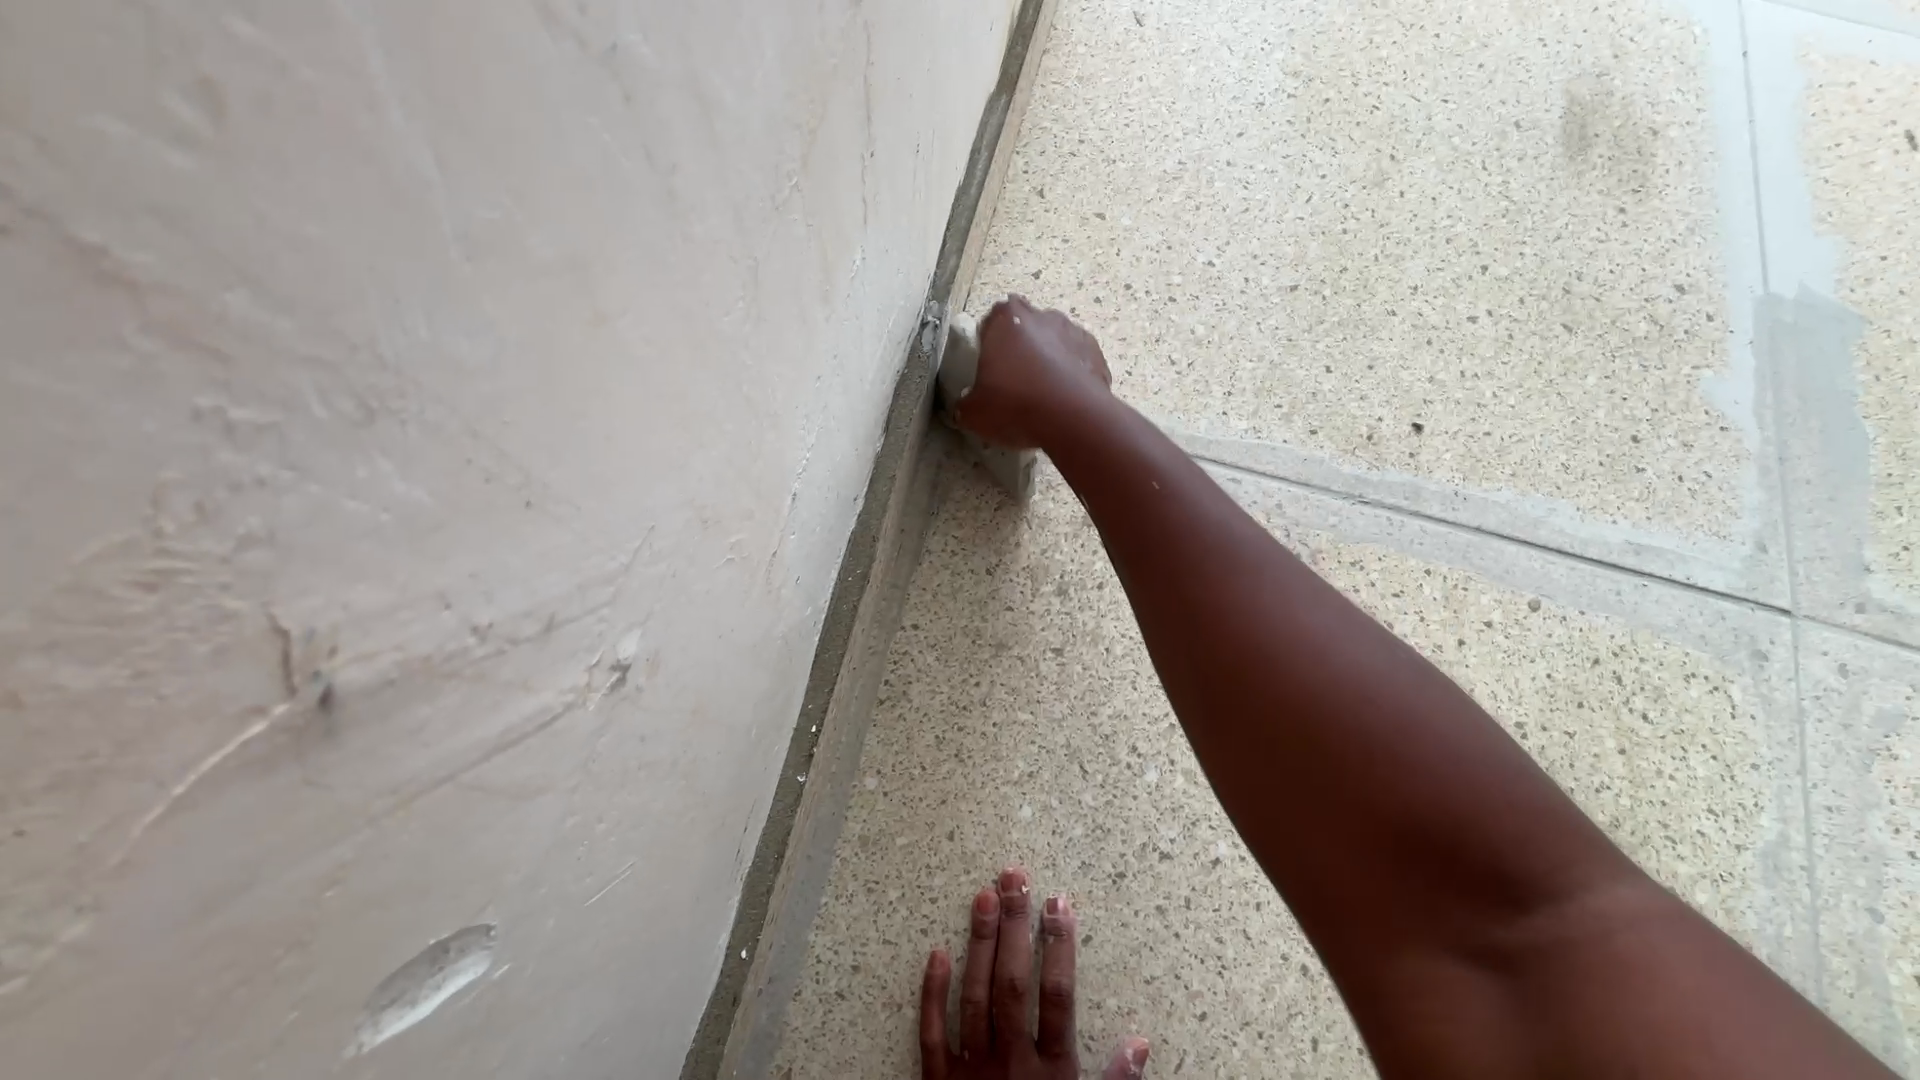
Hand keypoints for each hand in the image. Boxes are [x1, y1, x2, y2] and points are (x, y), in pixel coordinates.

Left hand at [920, 867, 1149, 1079]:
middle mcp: (1011, 1066)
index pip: (1058, 997)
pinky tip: (936, 953)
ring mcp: (971, 1074)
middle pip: (1013, 986)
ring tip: (984, 897)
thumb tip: (1140, 1043)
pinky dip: (932, 993)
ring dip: (980, 945)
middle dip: (1016, 929)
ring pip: (974, 998)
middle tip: (1015, 878)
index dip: (1060, 947)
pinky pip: (932, 1034)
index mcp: (1052, 1076)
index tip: (1059, 902)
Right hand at [954, 296, 1113, 449]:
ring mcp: (1073, 332)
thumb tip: (967, 406)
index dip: (988, 345)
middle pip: (1025, 328)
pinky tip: (1064, 402)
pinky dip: (1071, 376)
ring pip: (1053, 343)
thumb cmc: (1015, 405)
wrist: (1074, 419)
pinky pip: (1077, 362)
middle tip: (1013, 383)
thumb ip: (966, 403)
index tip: (988, 368)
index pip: (990, 321)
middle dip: (1020, 349)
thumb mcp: (974, 412)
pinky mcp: (1097, 354)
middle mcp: (1042, 315)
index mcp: (1006, 318)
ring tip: (1042, 396)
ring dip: (1048, 361)